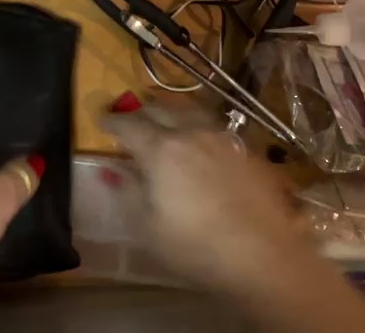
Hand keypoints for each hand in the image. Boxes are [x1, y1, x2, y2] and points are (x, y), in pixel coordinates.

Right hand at [100, 96, 315, 294]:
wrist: (263, 254)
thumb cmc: (196, 245)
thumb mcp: (148, 226)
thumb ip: (128, 190)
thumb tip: (117, 167)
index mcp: (160, 148)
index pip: (128, 124)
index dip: (112, 121)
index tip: (101, 121)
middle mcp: (189, 132)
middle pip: (158, 109)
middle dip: (140, 112)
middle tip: (130, 120)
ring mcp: (220, 137)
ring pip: (188, 111)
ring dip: (170, 112)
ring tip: (164, 121)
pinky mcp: (243, 149)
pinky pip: (211, 126)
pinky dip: (196, 127)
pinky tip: (198, 142)